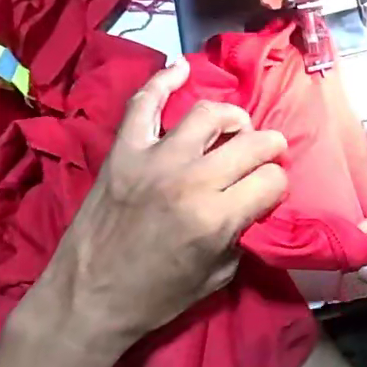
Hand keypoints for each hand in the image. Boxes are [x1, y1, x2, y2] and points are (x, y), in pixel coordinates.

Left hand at [10, 56, 288, 366]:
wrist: (89, 297)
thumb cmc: (156, 298)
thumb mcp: (216, 276)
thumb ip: (239, 233)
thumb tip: (251, 203)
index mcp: (217, 218)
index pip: (271, 180)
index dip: (277, 186)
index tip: (269, 193)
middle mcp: (191, 180)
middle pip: (250, 143)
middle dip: (270, 146)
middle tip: (269, 153)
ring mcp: (154, 160)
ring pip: (207, 115)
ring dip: (232, 117)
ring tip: (235, 127)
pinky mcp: (123, 152)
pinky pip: (143, 104)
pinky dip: (162, 81)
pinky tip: (181, 68)